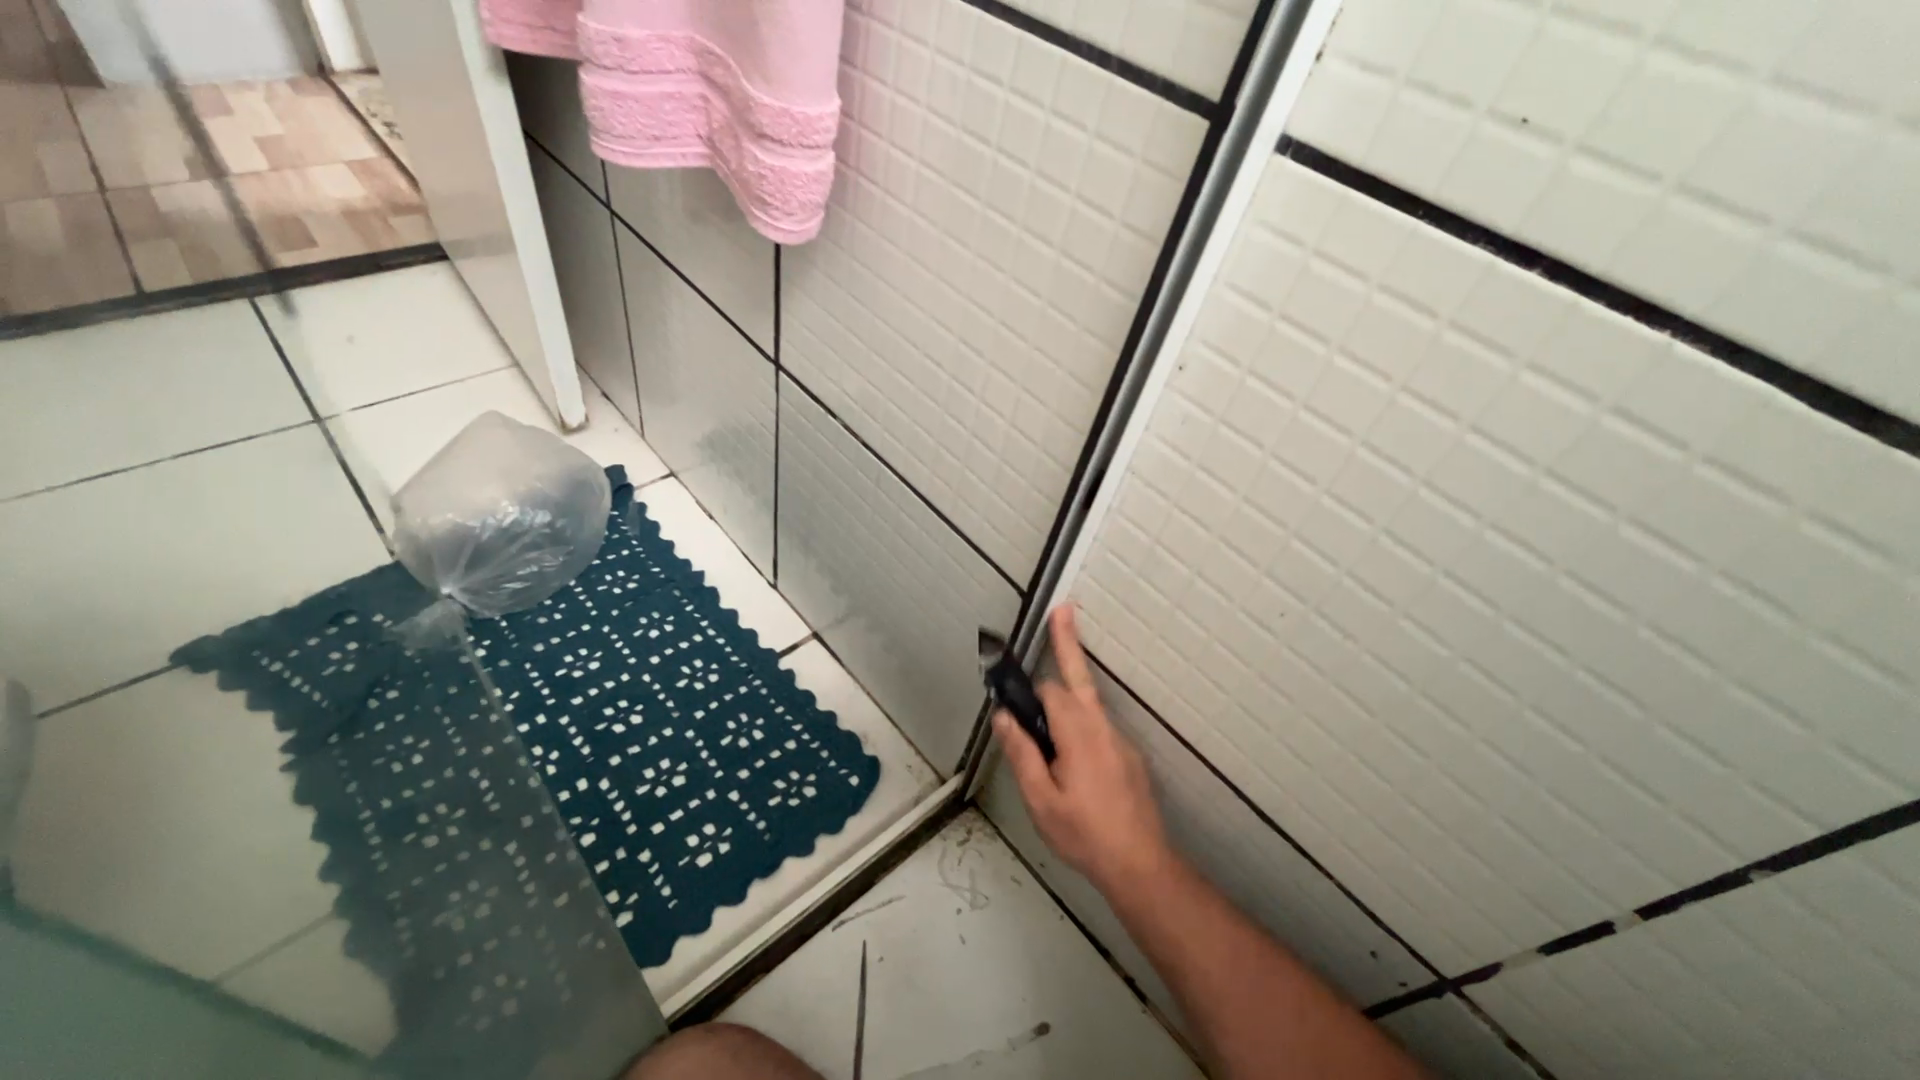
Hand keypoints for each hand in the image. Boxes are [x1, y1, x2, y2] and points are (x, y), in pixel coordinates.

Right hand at [993, 604, 1173, 893]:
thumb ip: (1022, 754)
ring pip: (1089, 705)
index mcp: (1079, 734)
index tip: (1006, 691)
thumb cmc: (1084, 834)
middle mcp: (1103, 728)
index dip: (1028, 691)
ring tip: (1051, 689)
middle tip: (1063, 609)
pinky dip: (1078, 726)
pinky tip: (1068, 760)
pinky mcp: (1127, 757)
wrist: (1139, 863)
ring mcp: (1119, 742)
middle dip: (1068, 643)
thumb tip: (1004, 716)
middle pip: (1080, 678)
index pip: (1052, 691)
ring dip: (1069, 691)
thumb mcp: (1041, 799)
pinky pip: (1097, 729)